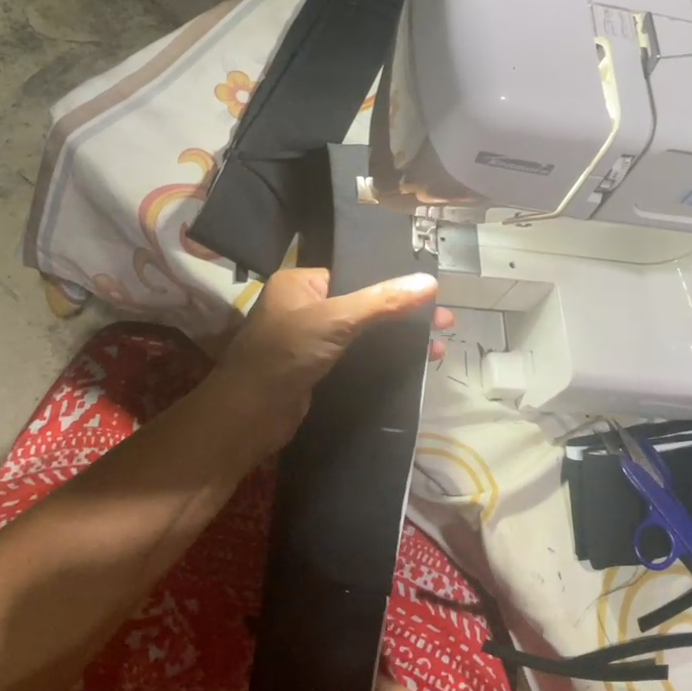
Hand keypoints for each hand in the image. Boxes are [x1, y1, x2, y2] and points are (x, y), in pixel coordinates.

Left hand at [210, 268, 452, 444]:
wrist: (248, 416)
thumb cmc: (284, 355)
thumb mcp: (336, 320)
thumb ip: (382, 302)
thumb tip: (430, 281)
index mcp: (299, 283)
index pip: (354, 273)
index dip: (393, 283)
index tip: (432, 294)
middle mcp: (303, 307)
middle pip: (364, 304)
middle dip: (403, 315)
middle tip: (444, 324)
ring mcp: (309, 341)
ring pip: (363, 334)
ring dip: (397, 340)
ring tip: (438, 347)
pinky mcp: (317, 370)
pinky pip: (357, 358)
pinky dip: (383, 360)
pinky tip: (413, 366)